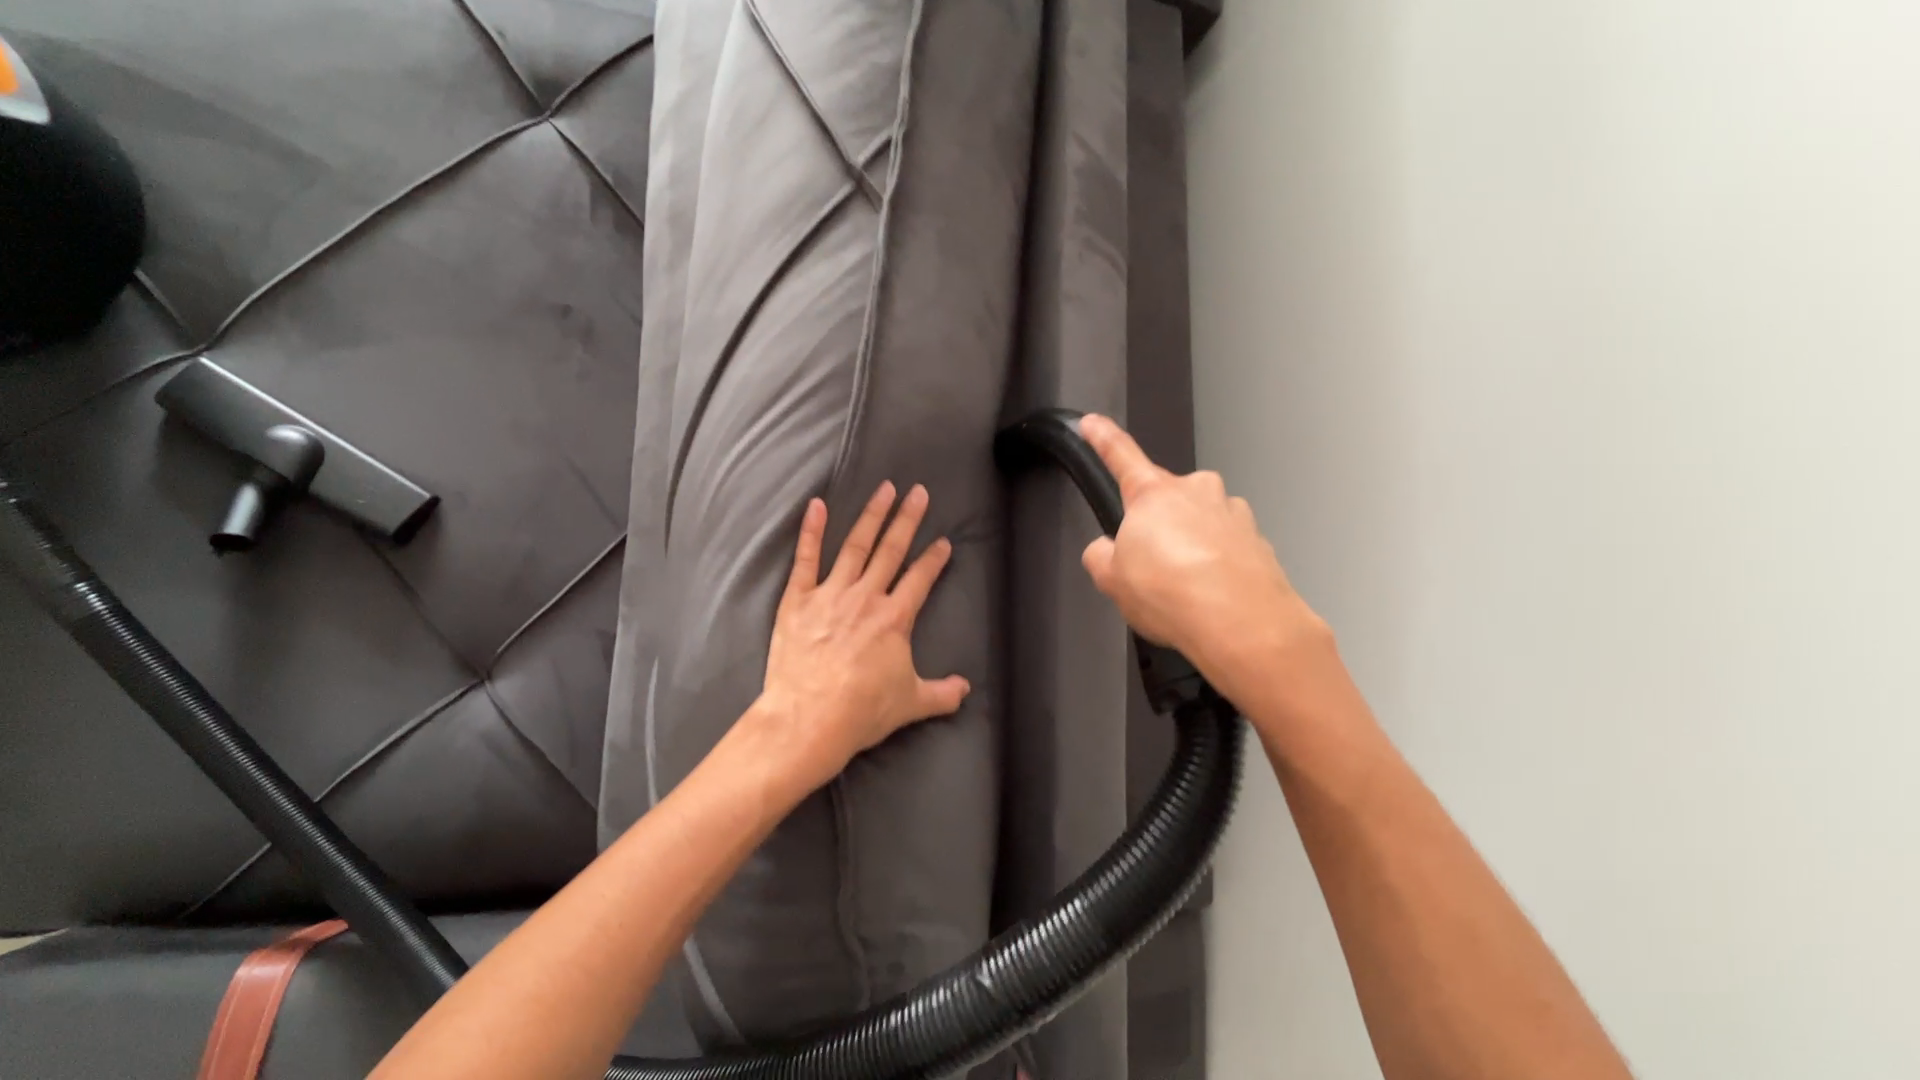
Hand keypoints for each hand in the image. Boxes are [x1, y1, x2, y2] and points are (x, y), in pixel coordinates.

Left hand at [746, 482, 970, 790]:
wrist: (809, 718)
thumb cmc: (862, 711)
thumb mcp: (911, 704)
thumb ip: (941, 694)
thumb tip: (965, 690)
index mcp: (895, 618)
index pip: (920, 578)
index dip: (934, 559)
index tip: (944, 541)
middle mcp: (865, 597)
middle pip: (891, 550)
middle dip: (907, 519)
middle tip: (918, 493)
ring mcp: (830, 595)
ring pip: (854, 546)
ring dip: (871, 516)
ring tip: (884, 490)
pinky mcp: (798, 601)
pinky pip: (805, 559)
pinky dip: (811, 531)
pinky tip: (817, 506)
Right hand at [1077, 414, 1329, 709]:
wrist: (1243, 623)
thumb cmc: (1170, 592)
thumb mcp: (1111, 579)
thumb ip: (1101, 556)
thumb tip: (1106, 549)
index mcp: (1153, 494)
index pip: (1120, 456)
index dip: (1102, 439)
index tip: (1092, 423)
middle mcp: (1197, 492)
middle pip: (1166, 500)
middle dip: (1157, 527)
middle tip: (1150, 569)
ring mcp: (1233, 514)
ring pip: (1201, 525)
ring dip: (1191, 548)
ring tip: (1185, 591)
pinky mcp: (1259, 541)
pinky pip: (1227, 548)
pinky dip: (1218, 567)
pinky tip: (1212, 598)